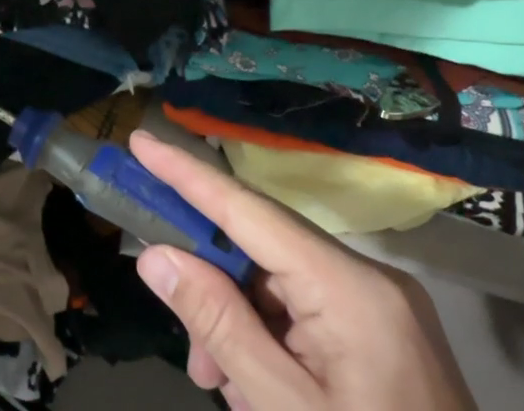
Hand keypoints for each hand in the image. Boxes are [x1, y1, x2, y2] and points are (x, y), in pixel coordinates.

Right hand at [128, 131, 475, 410]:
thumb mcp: (283, 407)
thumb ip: (218, 325)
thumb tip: (156, 257)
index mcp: (350, 289)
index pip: (249, 211)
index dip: (188, 174)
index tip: (140, 140)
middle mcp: (368, 280)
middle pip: (260, 251)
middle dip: (210, 286)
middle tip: (186, 348)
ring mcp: (380, 305)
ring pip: (277, 285)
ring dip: (237, 326)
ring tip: (222, 386)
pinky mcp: (383, 331)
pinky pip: (304, 311)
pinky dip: (269, 340)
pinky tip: (254, 389)